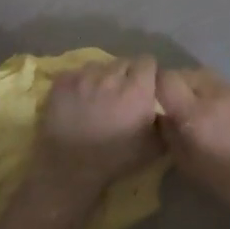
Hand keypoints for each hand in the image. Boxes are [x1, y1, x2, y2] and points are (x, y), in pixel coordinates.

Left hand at [31, 56, 163, 196]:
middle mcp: (111, 75)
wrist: (71, 167)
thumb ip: (166, 122)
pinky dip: (79, 82)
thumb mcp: (154, 147)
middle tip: (122, 93)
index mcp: (137, 89)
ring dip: (102, 77)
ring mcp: (84, 76)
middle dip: (126, 74)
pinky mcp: (62, 81)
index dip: (147, 72)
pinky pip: (75, 73)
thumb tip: (167, 109)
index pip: (147, 61)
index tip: (145, 85)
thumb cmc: (116, 159)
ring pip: (99, 66)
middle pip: (123, 62)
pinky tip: (77, 99)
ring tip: (98, 95)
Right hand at [154, 68, 229, 216]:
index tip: (151, 99)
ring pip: (202, 74)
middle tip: (169, 104)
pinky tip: (210, 110)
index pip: (167, 79)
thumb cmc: (226, 181)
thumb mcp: (187, 163)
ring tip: (189, 105)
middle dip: (173, 84)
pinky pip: (218, 83)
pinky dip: (207, 90)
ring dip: (191, 84)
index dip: (155, 85)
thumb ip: (169, 134)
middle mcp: (214, 94)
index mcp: (195, 113)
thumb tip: (159, 116)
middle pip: (185, 72)